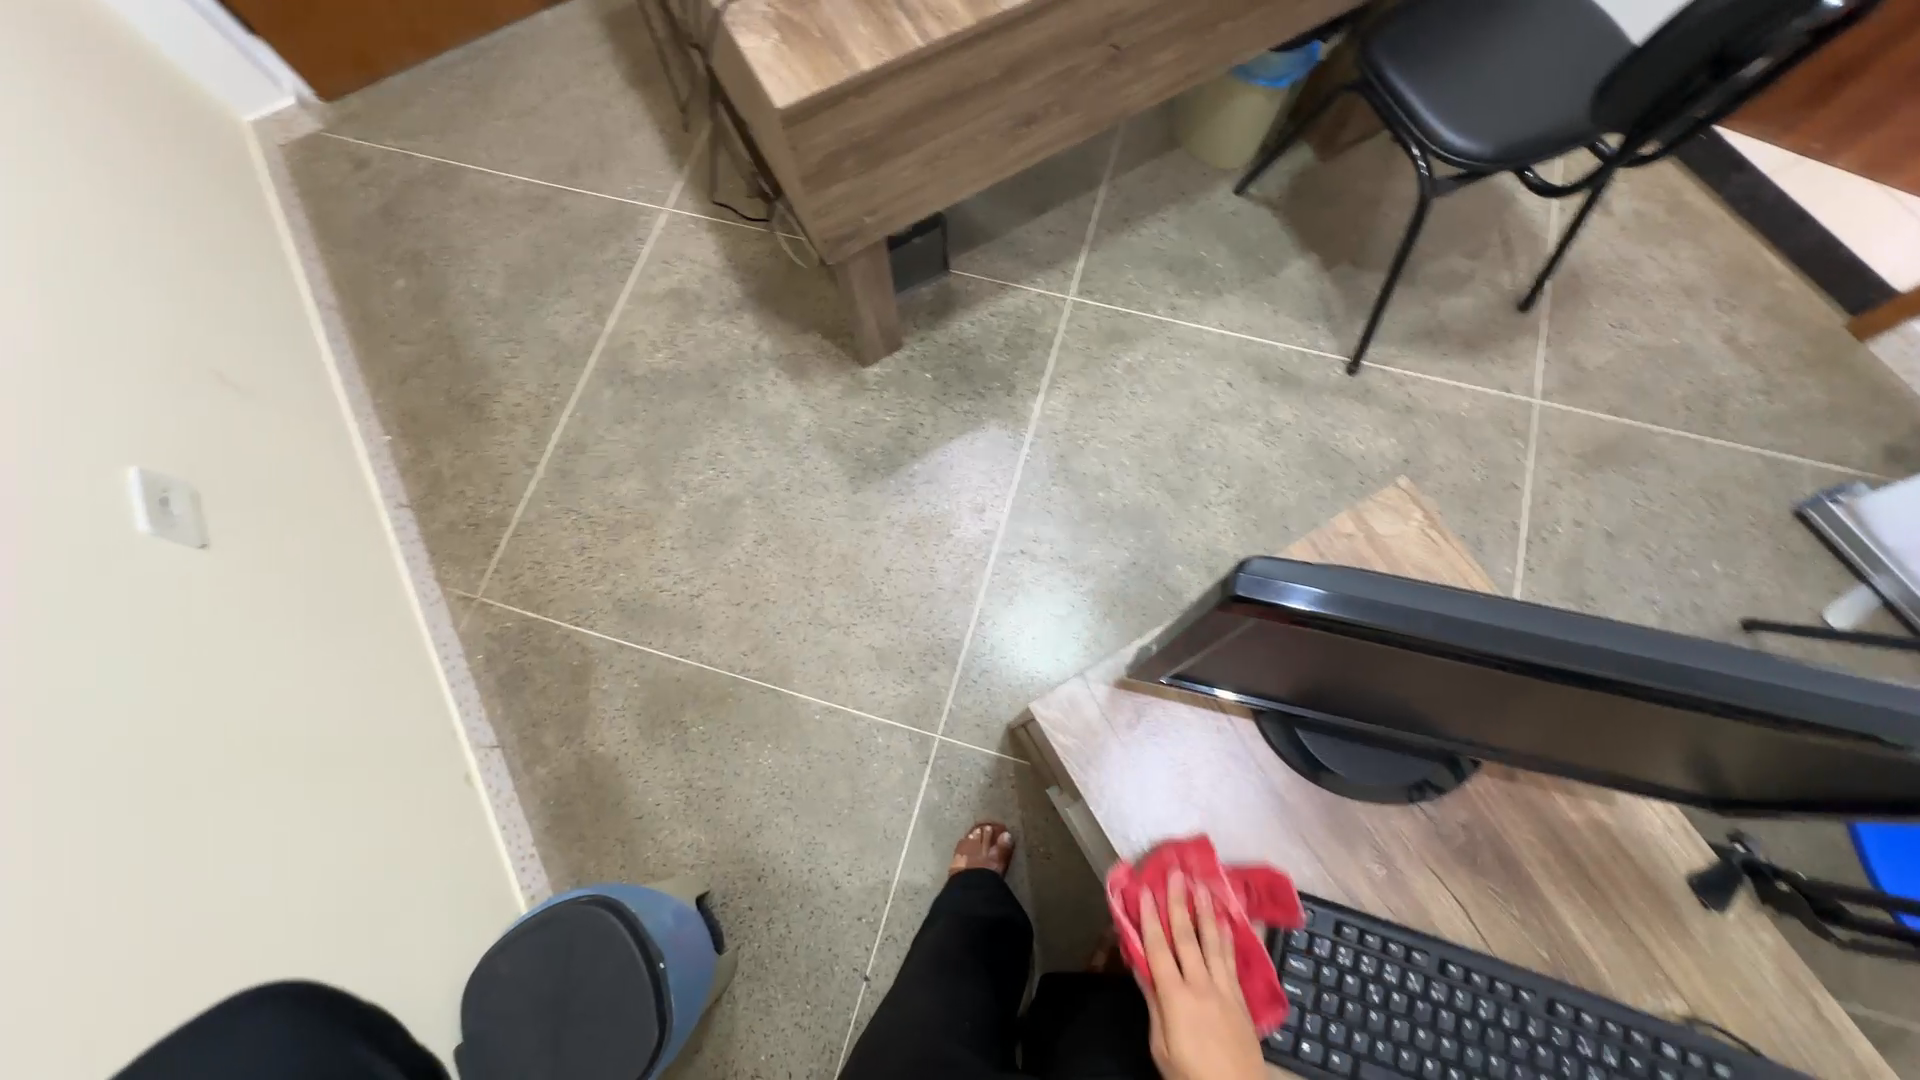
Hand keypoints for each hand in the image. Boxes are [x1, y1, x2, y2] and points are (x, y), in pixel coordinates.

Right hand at [1137, 870, 1267, 1079]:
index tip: (1144, 889)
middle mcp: (1201, 984)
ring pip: (1214, 942)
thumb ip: (1153, 1002)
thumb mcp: (1161, 1045)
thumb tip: (1141, 966)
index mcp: (1175, 996)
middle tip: (1177, 874)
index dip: (1149, 917)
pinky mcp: (1241, 998)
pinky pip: (1234, 960)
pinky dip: (1231, 937)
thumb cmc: (1190, 1073)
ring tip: (1204, 886)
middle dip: (1179, 903)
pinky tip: (1231, 920)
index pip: (1157, 948)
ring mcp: (1224, 989)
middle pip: (1187, 937)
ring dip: (1207, 911)